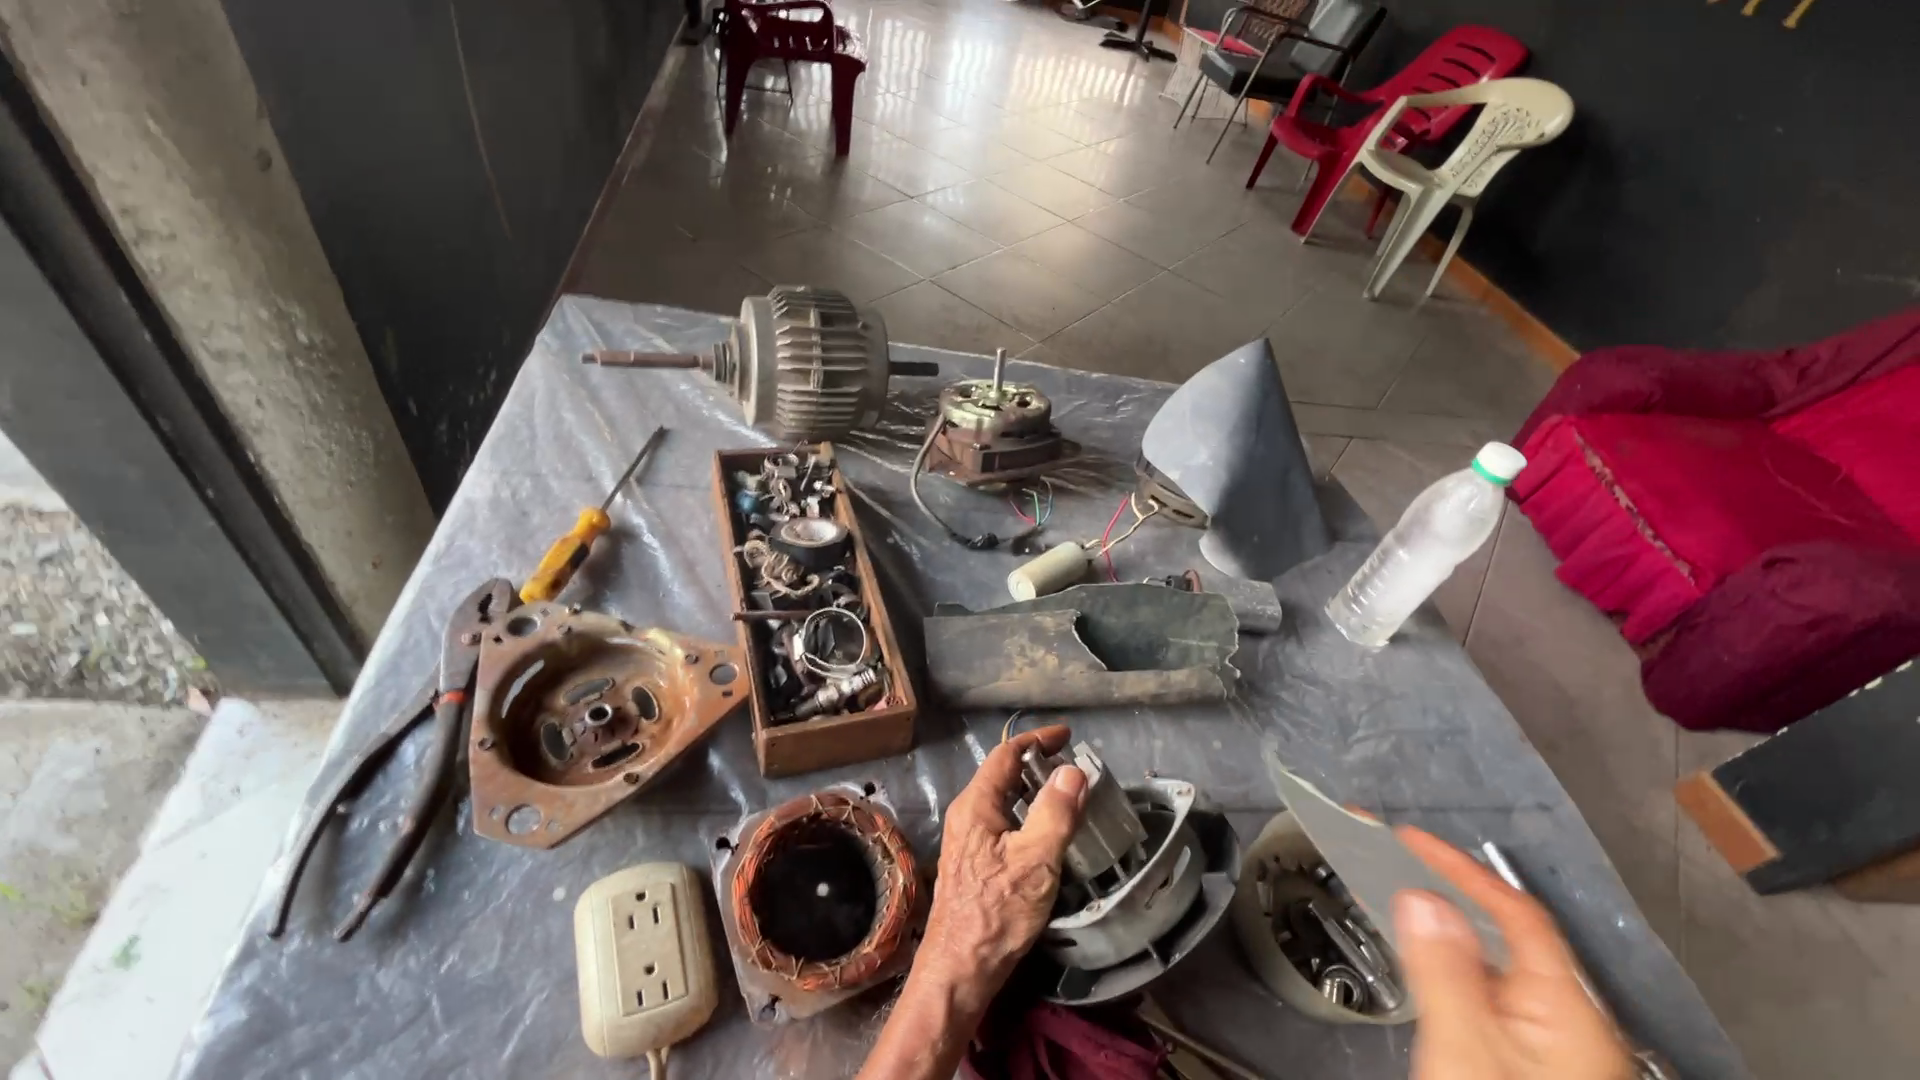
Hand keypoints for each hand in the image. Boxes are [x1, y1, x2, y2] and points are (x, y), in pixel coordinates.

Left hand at [855, 727, 1086, 1079]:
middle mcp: (966, 815)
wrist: (960, 968)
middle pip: (1002, 774)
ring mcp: (966, 839)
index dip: (1037, 740)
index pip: (1006, 755)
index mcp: (976, 805)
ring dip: (1032, 791)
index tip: (1067, 735)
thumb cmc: (997, 914)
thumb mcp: (1035, 861)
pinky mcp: (972, 862)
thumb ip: (1055, 813)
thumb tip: (1073, 771)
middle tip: (1073, 768)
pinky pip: (1002, 821)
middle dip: (1037, 764)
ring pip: (1002, 800)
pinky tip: (1046, 833)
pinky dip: (1026, 814)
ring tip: (1066, 796)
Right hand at [1393, 827, 1635, 1079]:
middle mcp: (1569, 1021)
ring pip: (1500, 964)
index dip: (1461, 867)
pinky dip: (1454, 961)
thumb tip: (1423, 899)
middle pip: (1511, 934)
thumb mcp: (1466, 1050)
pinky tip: (1430, 961)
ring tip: (1404, 893)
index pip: (1515, 912)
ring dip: (1452, 923)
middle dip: (1452, 888)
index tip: (1407, 838)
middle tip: (1397, 858)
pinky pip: (1490, 992)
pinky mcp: (1530, 1066)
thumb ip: (1445, 970)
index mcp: (1566, 1009)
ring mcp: (1554, 1048)